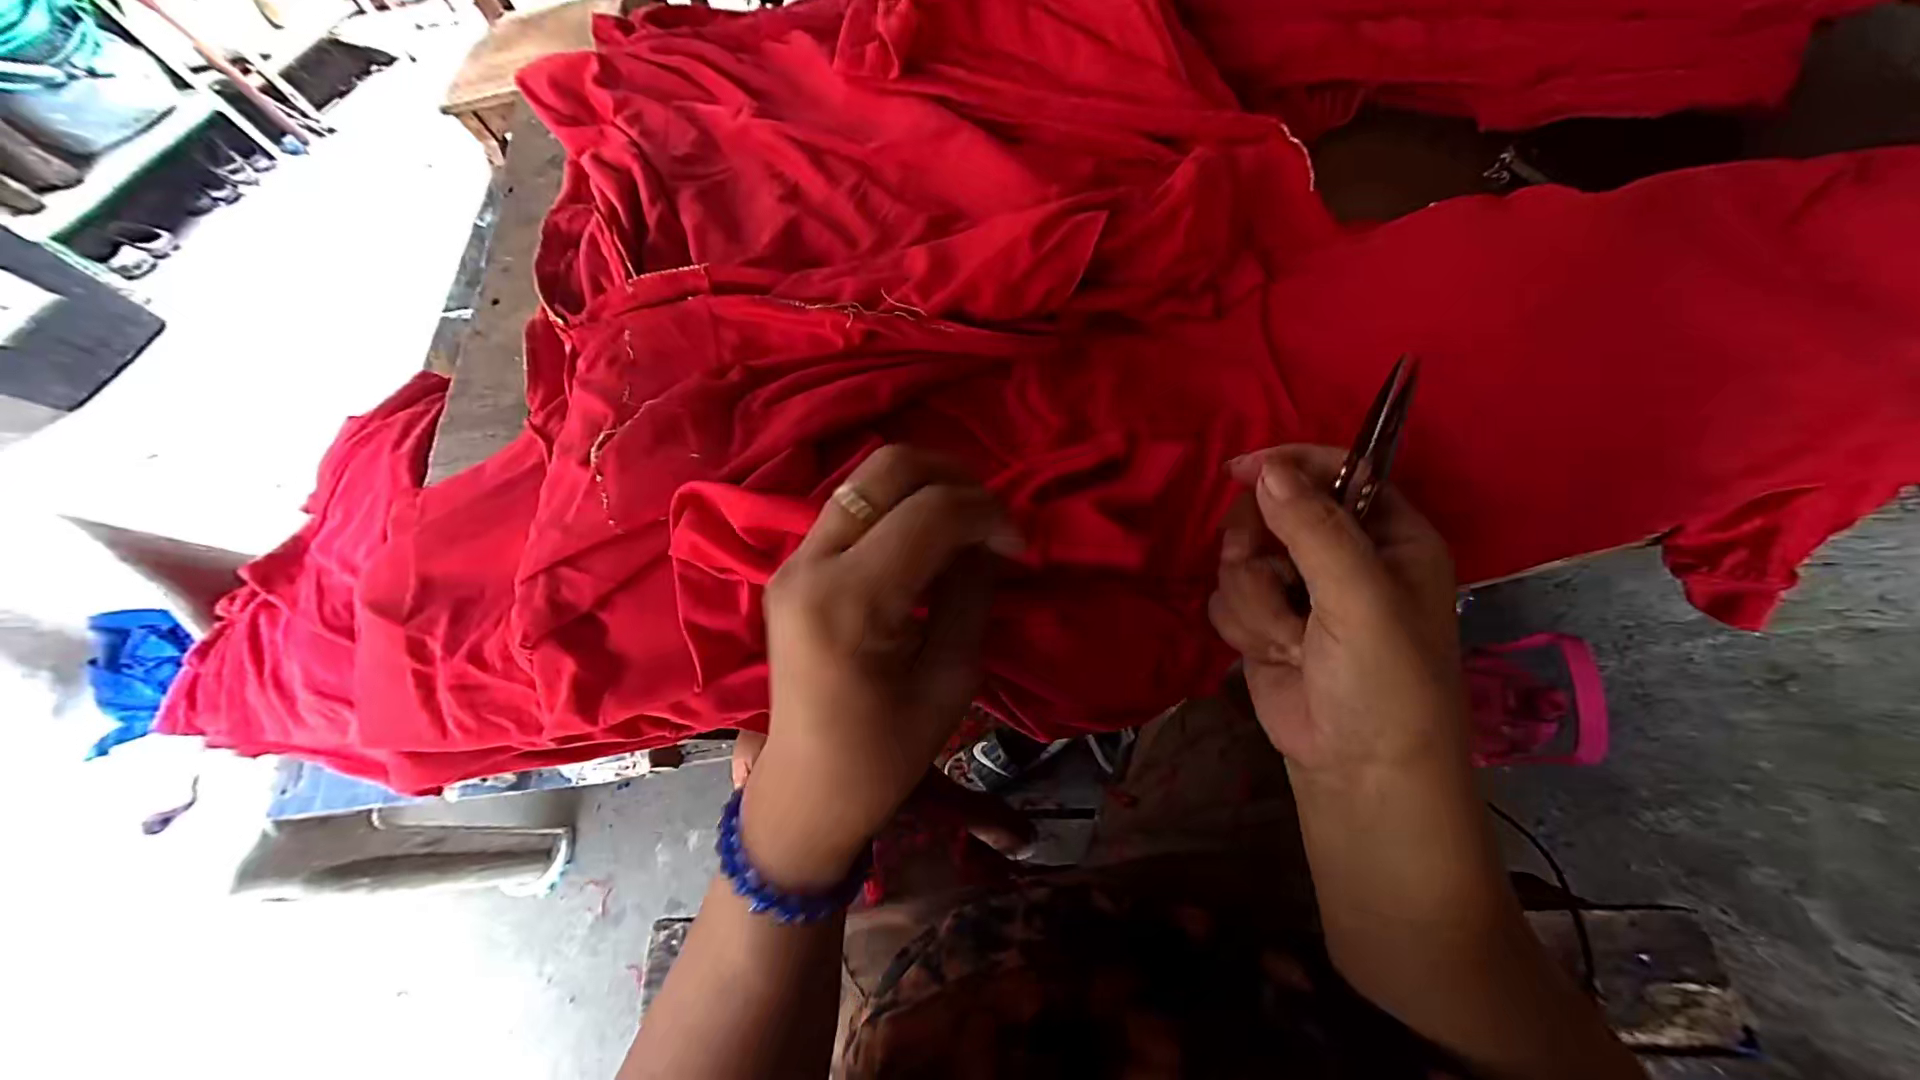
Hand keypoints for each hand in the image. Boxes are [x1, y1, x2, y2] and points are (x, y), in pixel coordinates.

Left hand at [742, 446, 1021, 889]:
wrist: (808, 787)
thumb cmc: (887, 752)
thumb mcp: (952, 676)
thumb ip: (971, 591)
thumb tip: (990, 537)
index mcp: (850, 602)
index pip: (931, 512)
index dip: (988, 513)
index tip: (1017, 546)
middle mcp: (810, 564)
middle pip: (889, 466)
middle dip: (955, 477)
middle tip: (990, 518)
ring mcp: (792, 560)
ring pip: (866, 477)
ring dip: (925, 487)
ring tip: (964, 525)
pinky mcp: (790, 566)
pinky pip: (850, 507)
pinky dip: (897, 507)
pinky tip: (925, 541)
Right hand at [1208, 445, 1466, 778]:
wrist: (1356, 766)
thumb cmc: (1385, 679)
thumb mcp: (1361, 597)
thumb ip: (1315, 528)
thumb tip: (1265, 469)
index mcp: (1386, 534)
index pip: (1336, 471)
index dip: (1289, 466)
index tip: (1241, 472)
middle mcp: (1338, 554)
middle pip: (1269, 512)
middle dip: (1260, 548)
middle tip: (1274, 578)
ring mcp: (1295, 589)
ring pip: (1237, 559)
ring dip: (1256, 601)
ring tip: (1290, 638)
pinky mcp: (1261, 620)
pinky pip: (1224, 595)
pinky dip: (1243, 626)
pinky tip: (1273, 654)